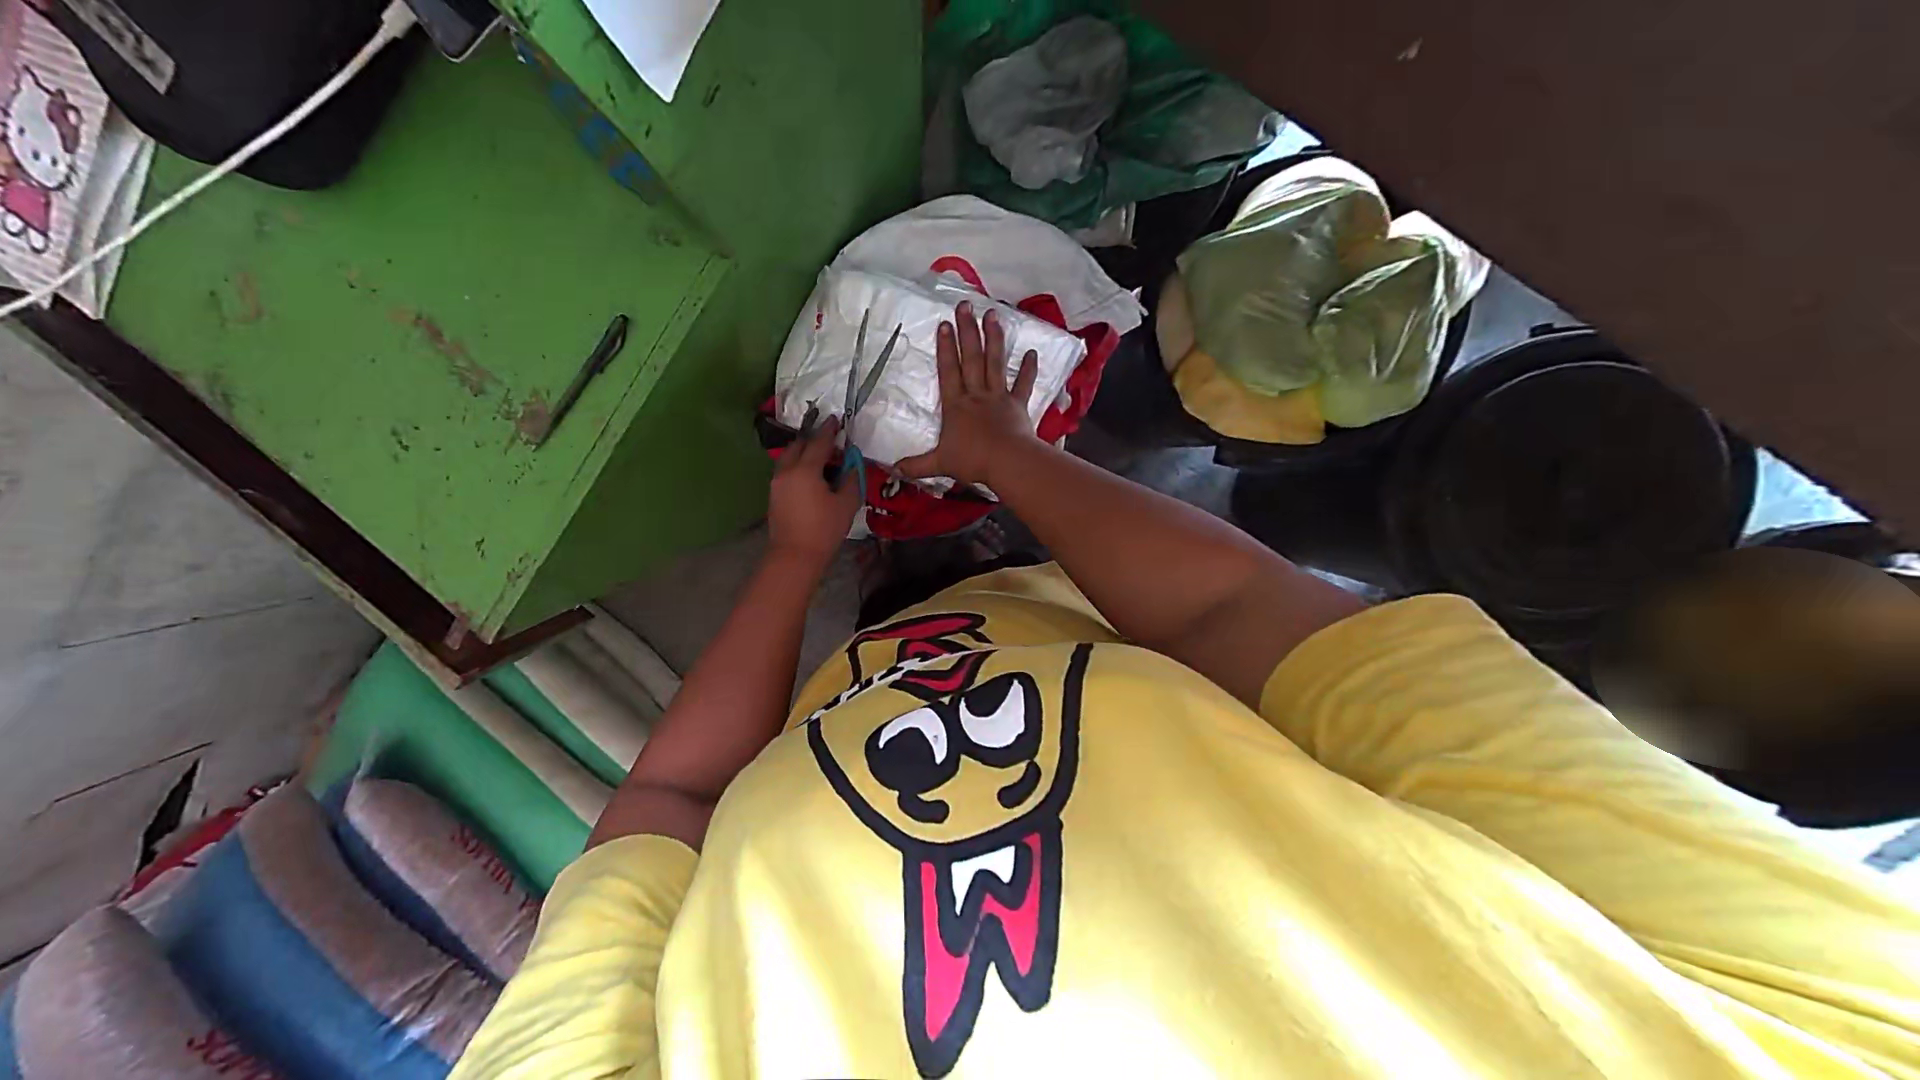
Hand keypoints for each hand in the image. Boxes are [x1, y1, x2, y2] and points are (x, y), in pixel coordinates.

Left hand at [767, 417, 861, 568]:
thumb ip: (852, 479)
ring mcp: (777, 482)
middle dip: (814, 439)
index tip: (837, 419)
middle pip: (799, 445)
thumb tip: (852, 465)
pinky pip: (786, 470)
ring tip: (821, 458)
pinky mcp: (774, 494)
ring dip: (804, 452)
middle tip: (831, 441)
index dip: (830, 430)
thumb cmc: (824, 529)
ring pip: (789, 457)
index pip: (819, 442)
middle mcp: (787, 470)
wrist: (795, 556)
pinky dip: (798, 465)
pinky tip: (811, 475)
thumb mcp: (846, 504)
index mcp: (805, 469)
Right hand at [896, 301, 1039, 487]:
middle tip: (966, 306)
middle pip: (971, 358)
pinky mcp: (1018, 405)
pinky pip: (1024, 384)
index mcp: (956, 406)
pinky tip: (1032, 352)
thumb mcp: (939, 464)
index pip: (948, 371)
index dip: (945, 348)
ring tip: (993, 315)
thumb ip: (917, 465)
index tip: (944, 324)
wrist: (1007, 462)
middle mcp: (976, 395)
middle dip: (967, 331)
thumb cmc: (972, 461)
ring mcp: (999, 397)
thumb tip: (893, 470)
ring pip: (995, 363)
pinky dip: (1028, 368)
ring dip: (994, 338)